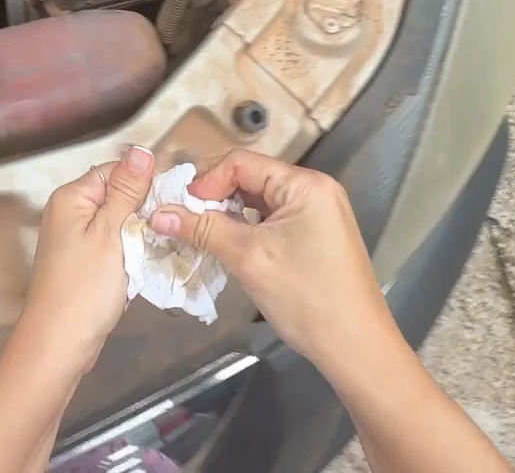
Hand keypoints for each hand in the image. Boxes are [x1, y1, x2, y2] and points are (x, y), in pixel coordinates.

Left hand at [18, 145, 155, 368]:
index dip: (145, 182)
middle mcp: (70, 210)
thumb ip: (127, 191)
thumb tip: (142, 150)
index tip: (174, 199)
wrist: (59, 344)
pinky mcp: (84, 261)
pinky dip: (130, 251)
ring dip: (140, 232)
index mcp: (72, 196)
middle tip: (174, 223)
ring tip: (165, 242)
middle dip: (144, 208)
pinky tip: (148, 262)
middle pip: (117, 194)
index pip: (116, 171)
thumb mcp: (111, 233)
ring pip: (118, 221)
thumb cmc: (85, 287)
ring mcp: (75, 237)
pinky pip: (113, 243)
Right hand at [147, 149, 394, 366]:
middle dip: (215, 197)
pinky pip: (272, 217)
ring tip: (203, 233)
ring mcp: (319, 211)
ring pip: (259, 198)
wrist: (358, 352)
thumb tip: (157, 214)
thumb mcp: (248, 258)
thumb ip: (202, 229)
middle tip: (186, 220)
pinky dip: (248, 226)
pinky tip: (230, 244)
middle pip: (250, 177)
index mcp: (305, 184)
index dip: (207, 181)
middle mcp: (315, 188)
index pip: (241, 162)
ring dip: (229, 213)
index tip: (181, 207)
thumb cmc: (306, 298)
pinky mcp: (317, 233)